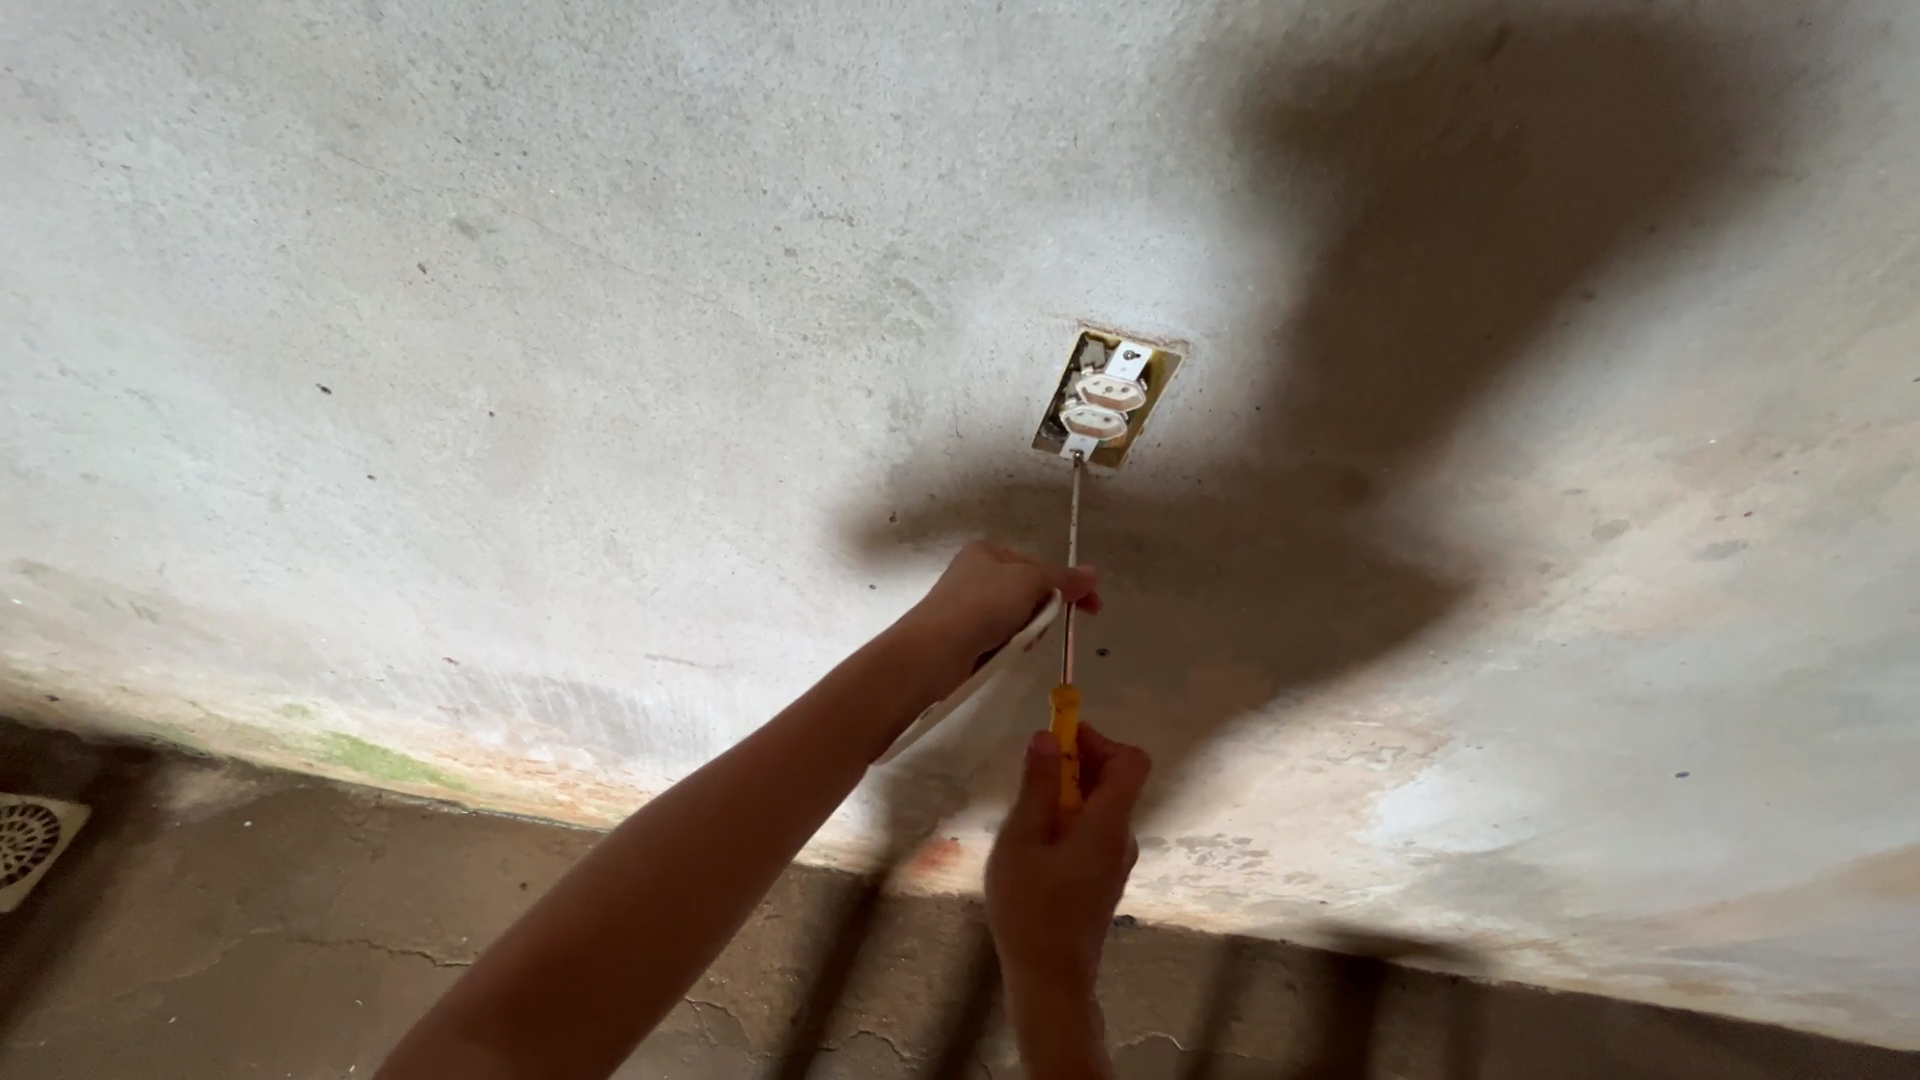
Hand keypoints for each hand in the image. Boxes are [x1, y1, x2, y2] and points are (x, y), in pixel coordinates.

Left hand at [898, 539, 1100, 684]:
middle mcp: (977, 571)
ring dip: (1027, 629)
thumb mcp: (1028, 582)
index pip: (1040, 565)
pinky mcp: (964, 632)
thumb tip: (1094, 573)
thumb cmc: (983, 604)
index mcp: (989, 550)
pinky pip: (1000, 634)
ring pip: (1017, 616)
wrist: (935, 648)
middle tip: (1044, 627)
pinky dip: (1009, 642)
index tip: (1093, 609)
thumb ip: (1062, 579)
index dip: (1067, 585)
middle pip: (1029, 591)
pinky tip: (1007, 650)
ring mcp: (968, 603)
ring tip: (1021, 641)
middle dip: (1043, 610)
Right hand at [986, 725, 1150, 1037]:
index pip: (1131, 761)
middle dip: (1079, 760)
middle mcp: (1122, 837)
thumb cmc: (1031, 909)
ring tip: (1028, 807)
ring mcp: (1116, 859)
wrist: (1050, 982)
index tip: (1060, 738)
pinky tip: (1037, 838)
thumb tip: (1048, 737)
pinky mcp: (1104, 875)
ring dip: (1071, 788)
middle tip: (1034, 768)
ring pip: (1104, 804)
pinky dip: (1072, 814)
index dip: (1099, 739)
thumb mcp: (1022, 840)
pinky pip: (1096, 827)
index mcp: (1108, 824)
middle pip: (1117, 779)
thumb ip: (1038, 786)